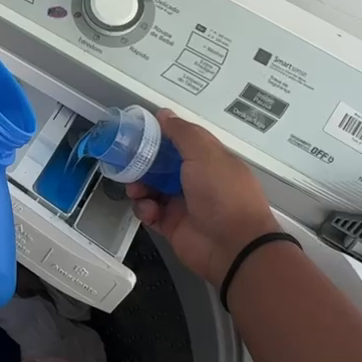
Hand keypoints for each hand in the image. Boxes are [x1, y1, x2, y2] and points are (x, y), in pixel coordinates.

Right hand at [125, 110, 280, 285]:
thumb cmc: (224, 195)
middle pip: (161, 164)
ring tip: (135, 189)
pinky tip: (149, 209)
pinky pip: (149, 211)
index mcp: (209, 161)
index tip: (138, 131)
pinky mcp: (171, 224)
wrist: (233, 248)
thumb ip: (183, 132)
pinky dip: (144, 208)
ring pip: (151, 187)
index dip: (160, 135)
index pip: (180, 142)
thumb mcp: (205, 154)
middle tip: (128, 161)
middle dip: (142, 161)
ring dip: (138, 185)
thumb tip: (164, 114)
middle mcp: (196, 180)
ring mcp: (183, 203)